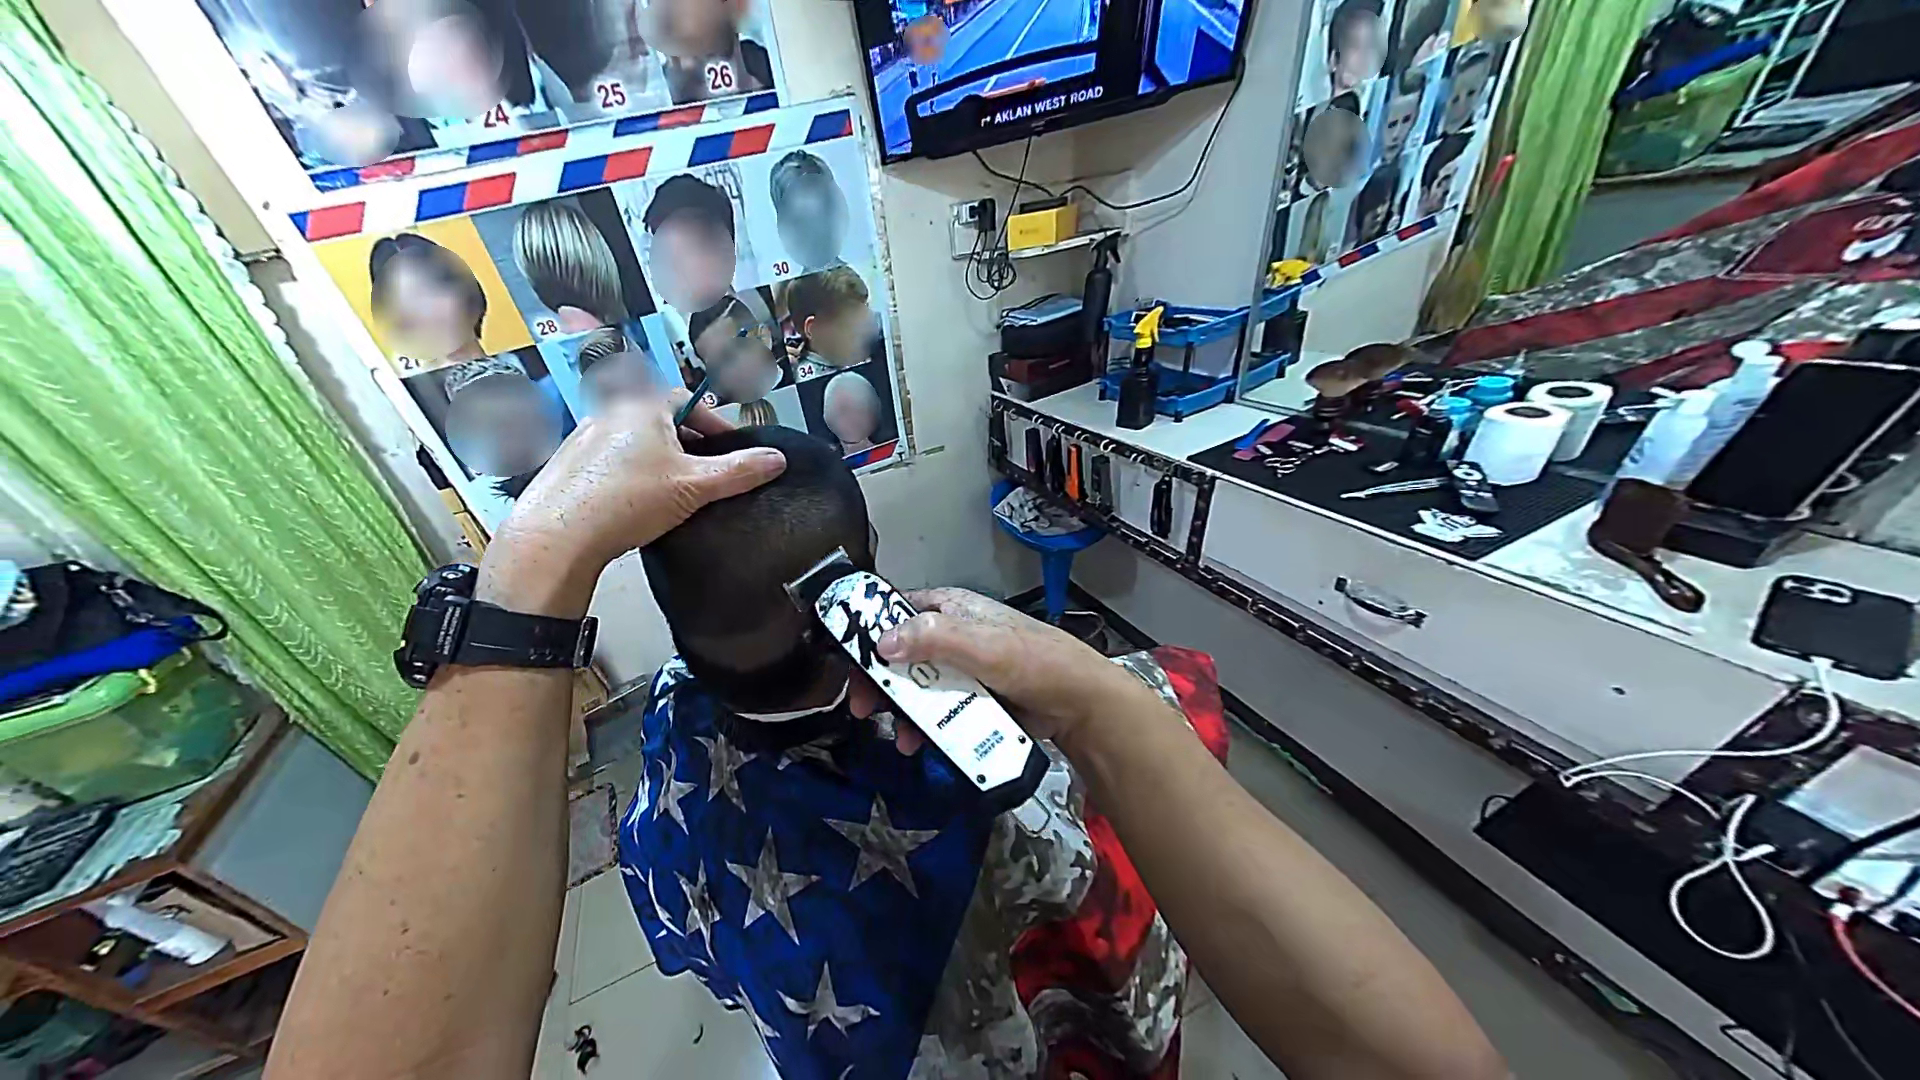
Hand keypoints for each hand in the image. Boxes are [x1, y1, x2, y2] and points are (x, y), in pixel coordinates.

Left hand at [477, 391, 785, 617]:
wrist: (557, 536)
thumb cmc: (628, 500)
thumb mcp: (696, 485)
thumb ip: (741, 471)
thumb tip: (777, 458)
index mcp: (641, 406)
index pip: (689, 401)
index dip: (717, 425)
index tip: (732, 450)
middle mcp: (609, 412)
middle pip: (663, 421)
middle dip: (691, 444)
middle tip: (708, 474)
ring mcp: (584, 437)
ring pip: (637, 441)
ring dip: (662, 459)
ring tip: (676, 492)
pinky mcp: (568, 464)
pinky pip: (614, 459)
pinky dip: (635, 473)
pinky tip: (640, 503)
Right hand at [876, 588, 1142, 744]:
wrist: (1078, 703)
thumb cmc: (1037, 662)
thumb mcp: (985, 646)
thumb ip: (936, 637)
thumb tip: (883, 641)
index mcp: (951, 609)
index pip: (896, 611)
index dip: (870, 632)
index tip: (852, 660)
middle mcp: (951, 635)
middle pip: (900, 653)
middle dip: (880, 681)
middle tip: (864, 706)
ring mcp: (960, 668)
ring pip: (915, 685)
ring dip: (901, 709)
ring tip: (900, 735)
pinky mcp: (969, 697)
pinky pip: (936, 708)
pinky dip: (923, 724)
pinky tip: (919, 742)